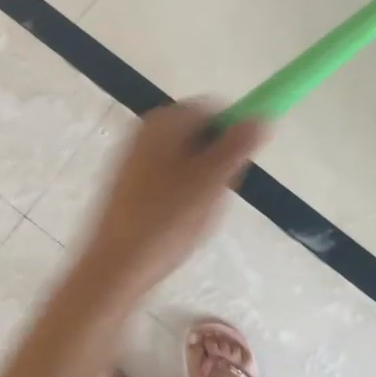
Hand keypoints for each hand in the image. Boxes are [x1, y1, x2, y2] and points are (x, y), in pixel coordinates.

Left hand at [80, 102, 266, 296]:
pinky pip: (167, 179)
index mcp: (165, 120)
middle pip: (200, 133)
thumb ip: (239, 145)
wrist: (114, 268)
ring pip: (186, 160)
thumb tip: (261, 118)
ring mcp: (132, 156)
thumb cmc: (166, 220)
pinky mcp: (126, 184)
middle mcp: (145, 130)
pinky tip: (176, 224)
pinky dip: (179, 195)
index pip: (214, 108)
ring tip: (194, 215)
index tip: (236, 167)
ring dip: (200, 182)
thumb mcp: (212, 180)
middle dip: (216, 162)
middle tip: (214, 195)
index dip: (233, 133)